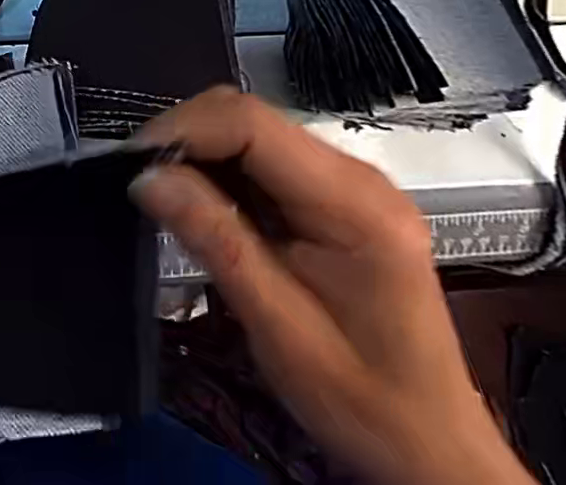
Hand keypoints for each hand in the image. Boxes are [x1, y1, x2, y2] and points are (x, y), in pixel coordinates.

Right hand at [132, 88, 534, 484]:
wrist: (432, 447)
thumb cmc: (363, 403)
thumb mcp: (279, 330)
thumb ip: (217, 242)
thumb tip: (148, 177)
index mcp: (354, 202)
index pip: (253, 125)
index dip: (185, 130)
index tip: (132, 162)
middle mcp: (357, 173)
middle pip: (253, 118)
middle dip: (187, 136)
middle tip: (139, 179)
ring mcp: (351, 181)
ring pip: (255, 132)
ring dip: (201, 153)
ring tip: (160, 191)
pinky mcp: (339, 196)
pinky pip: (268, 161)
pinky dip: (224, 172)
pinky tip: (201, 204)